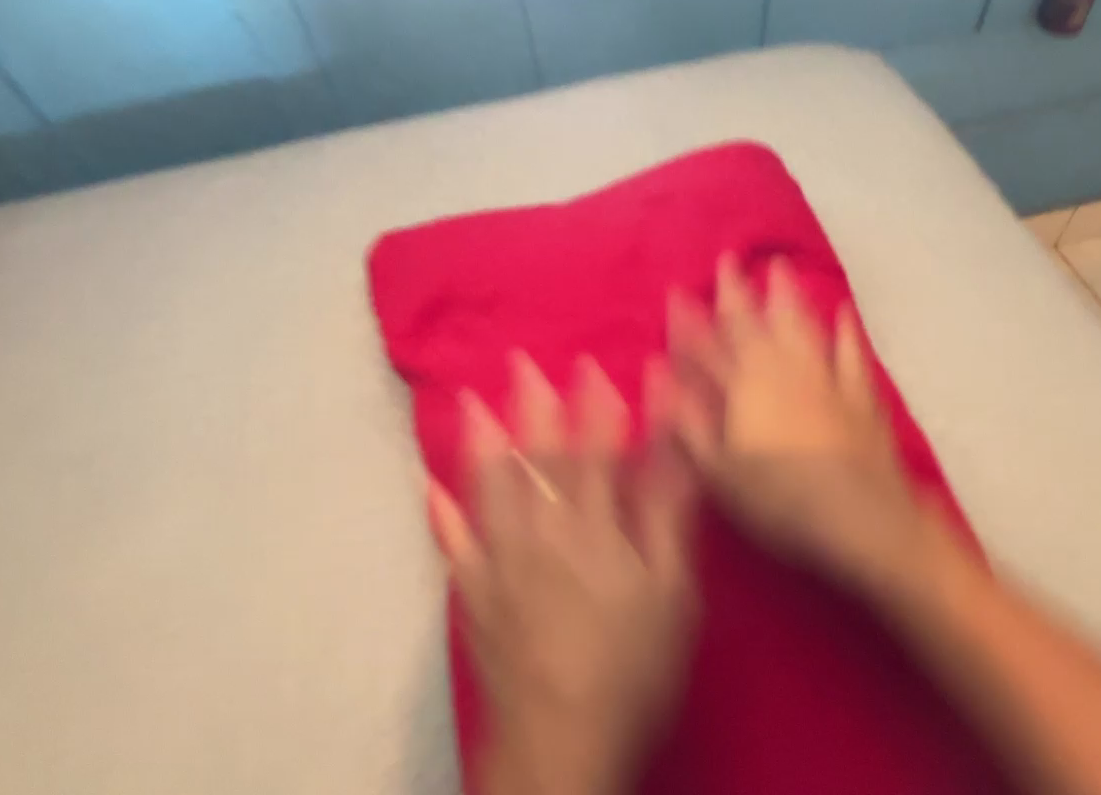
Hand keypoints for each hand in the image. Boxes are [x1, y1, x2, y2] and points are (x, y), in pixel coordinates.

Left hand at [431, 353, 697, 794]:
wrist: (562, 740)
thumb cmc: (631, 668)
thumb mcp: (673, 591)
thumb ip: (667, 513)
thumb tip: (670, 449)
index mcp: (592, 527)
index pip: (594, 451)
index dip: (594, 405)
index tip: (591, 364)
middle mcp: (539, 531)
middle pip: (534, 457)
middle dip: (531, 404)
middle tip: (520, 361)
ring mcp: (498, 560)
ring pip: (487, 485)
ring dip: (478, 439)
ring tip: (470, 399)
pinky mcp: (472, 593)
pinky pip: (451, 542)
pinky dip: (439, 511)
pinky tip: (427, 486)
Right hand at [653, 254, 957, 591]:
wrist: (861, 515)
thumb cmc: (779, 498)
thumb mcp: (718, 471)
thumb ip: (688, 420)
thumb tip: (662, 376)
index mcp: (742, 389)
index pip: (707, 347)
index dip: (689, 321)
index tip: (677, 292)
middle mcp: (780, 371)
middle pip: (754, 325)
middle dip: (737, 291)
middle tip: (728, 259)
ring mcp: (824, 378)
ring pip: (800, 326)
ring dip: (787, 296)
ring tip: (779, 267)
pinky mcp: (858, 395)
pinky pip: (850, 353)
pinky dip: (845, 331)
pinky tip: (843, 311)